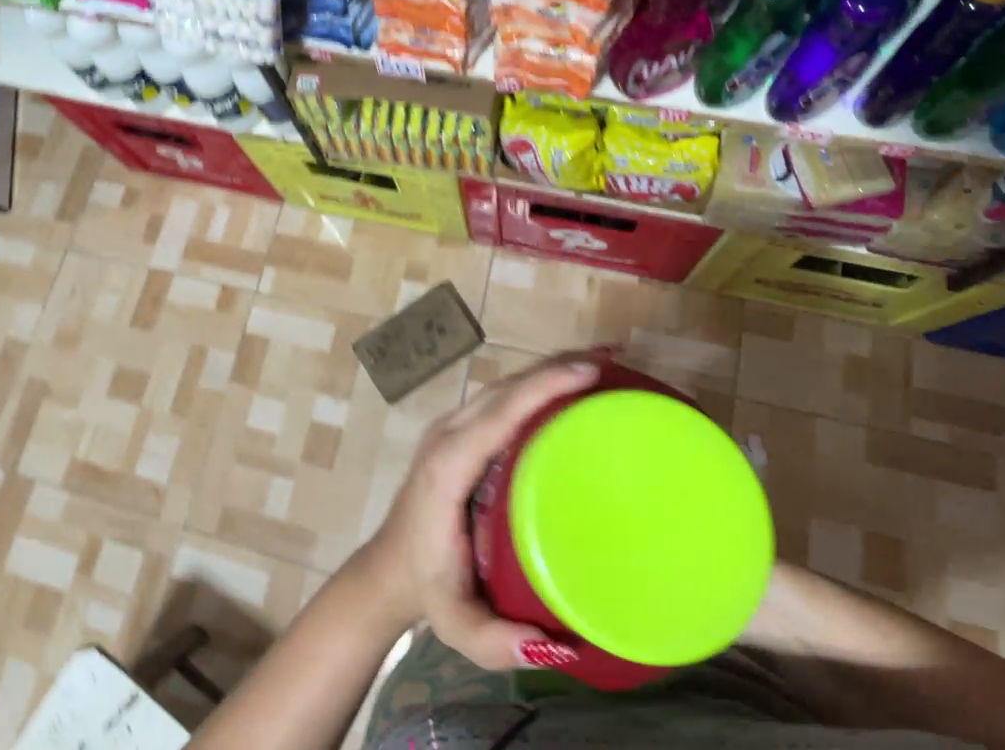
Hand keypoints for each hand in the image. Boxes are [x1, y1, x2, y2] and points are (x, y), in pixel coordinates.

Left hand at [359, 354, 602, 670]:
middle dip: (556, 366)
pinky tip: (571, 383)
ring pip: (504, 385)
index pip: (496, 415)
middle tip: (615, 358)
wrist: (389, 570)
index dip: (541, 387)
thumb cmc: (428, 589)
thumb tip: (560, 647)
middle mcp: (447, 438)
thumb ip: (498, 641)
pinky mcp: (459, 433)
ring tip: (605, 361)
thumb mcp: (458, 625)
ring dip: (550, 368)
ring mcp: (451, 430)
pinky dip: (538, 383)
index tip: (589, 372)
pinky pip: (502, 398)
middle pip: (505, 388)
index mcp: (447, 471)